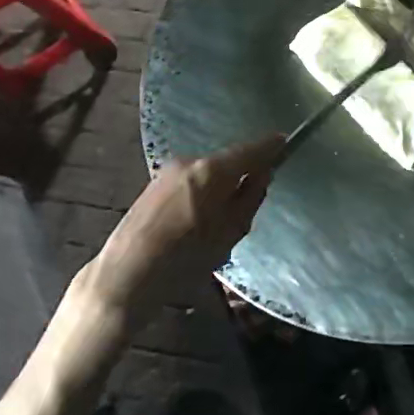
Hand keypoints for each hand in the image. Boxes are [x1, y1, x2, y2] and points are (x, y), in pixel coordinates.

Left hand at [76, 135, 284, 332]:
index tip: (284, 143)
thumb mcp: (229, 233)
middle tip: (253, 199)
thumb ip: (250, 199)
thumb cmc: (185, 258)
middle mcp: (189, 161)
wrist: (129, 272)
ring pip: (206, 172)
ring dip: (220, 185)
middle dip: (242, 173)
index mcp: (211, 170)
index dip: (269, 147)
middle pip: (226, 161)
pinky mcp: (154, 184)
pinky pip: (190, 181)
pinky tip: (198, 220)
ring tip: (222, 219)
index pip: (249, 150)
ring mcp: (168, 171)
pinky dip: (202, 191)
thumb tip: (261, 175)